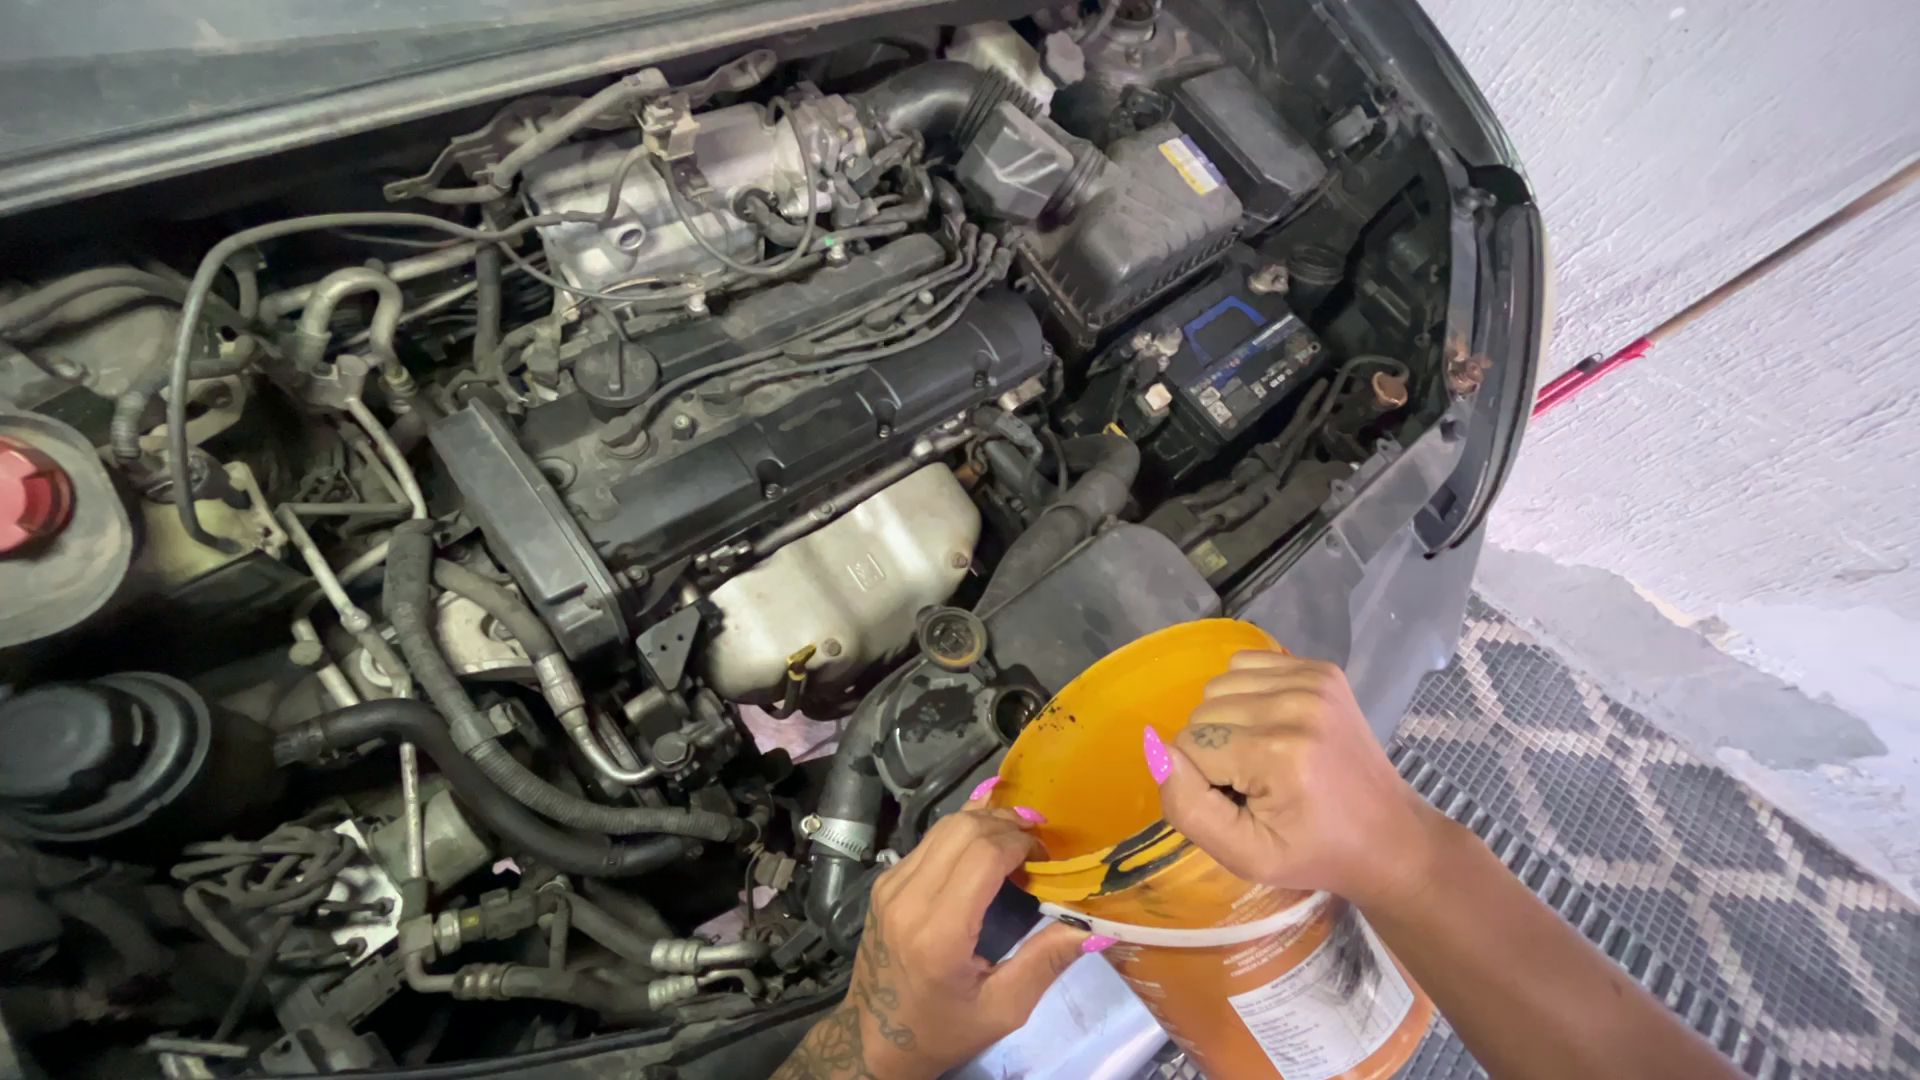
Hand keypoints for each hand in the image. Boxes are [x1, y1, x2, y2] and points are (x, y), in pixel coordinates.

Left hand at [775, 804, 1092, 1078]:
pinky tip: (986, 841)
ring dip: (985, 821)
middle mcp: (908, 898)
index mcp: (938, 933)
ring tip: (1017, 836)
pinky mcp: (885, 879)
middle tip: (1037, 842)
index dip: (1020, 842)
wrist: (872, 1038)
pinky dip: (963, 831)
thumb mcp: (1003, 1009)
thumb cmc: (943, 1029)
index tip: (1045, 857)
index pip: (982, 855)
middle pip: (964, 829)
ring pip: (945, 825)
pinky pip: (931, 839)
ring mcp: (891, 884)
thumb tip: (1094, 925)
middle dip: (1007, 824)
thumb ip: (1046, 961)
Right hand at [1145, 651, 1440, 909]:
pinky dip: (1244, 693)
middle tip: (1250, 782)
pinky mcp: (1321, 670)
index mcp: (1277, 754)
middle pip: (1202, 711)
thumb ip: (1189, 806)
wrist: (1389, 837)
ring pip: (1219, 685)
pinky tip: (1270, 724)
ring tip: (1260, 753)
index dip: (1201, 778)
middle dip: (1211, 748)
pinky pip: (1245, 664)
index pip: (1189, 745)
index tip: (1240, 803)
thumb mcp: (1244, 855)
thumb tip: (1160, 749)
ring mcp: (1312, 681)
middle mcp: (1295, 704)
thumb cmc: (1313, 852)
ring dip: (1226, 719)